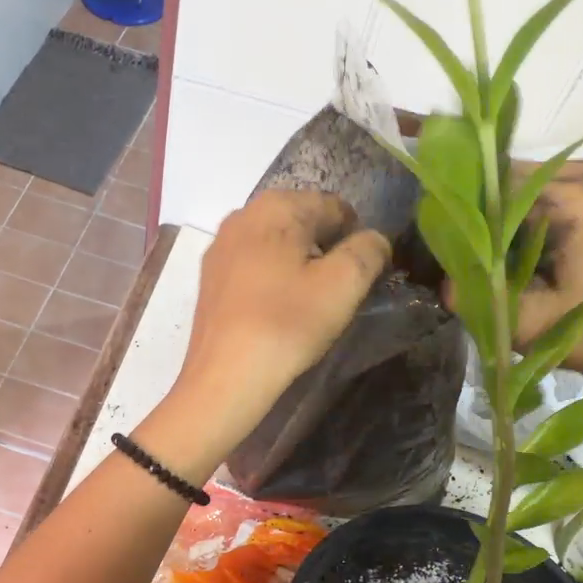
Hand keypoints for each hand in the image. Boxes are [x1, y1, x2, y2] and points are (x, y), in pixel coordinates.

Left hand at [173, 190, 390, 436]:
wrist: (224, 377)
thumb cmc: (286, 325)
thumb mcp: (344, 284)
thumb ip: (368, 252)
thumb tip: (374, 241)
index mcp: (276, 205)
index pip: (335, 208)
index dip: (355, 239)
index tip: (359, 276)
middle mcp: (241, 215)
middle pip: (300, 224)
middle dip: (322, 251)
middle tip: (334, 293)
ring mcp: (219, 249)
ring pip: (273, 247)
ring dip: (295, 267)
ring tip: (305, 305)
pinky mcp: (208, 282)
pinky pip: (250, 270)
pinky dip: (268, 283)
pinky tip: (275, 313)